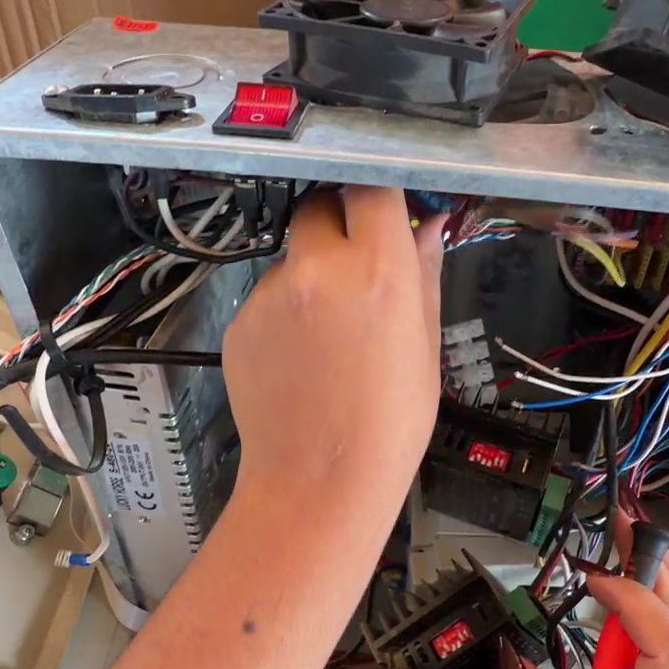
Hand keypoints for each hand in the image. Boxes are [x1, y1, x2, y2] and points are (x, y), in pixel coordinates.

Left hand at [222, 185, 443, 520]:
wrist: (319, 482)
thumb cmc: (389, 423)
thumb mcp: (425, 345)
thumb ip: (423, 273)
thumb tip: (428, 225)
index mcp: (377, 272)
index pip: (371, 186)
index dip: (378, 191)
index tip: (385, 205)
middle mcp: (318, 270)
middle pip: (320, 206)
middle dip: (338, 223)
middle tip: (357, 265)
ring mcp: (270, 294)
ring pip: (292, 255)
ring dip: (312, 272)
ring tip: (329, 333)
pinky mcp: (240, 320)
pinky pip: (267, 295)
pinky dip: (286, 310)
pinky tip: (301, 355)